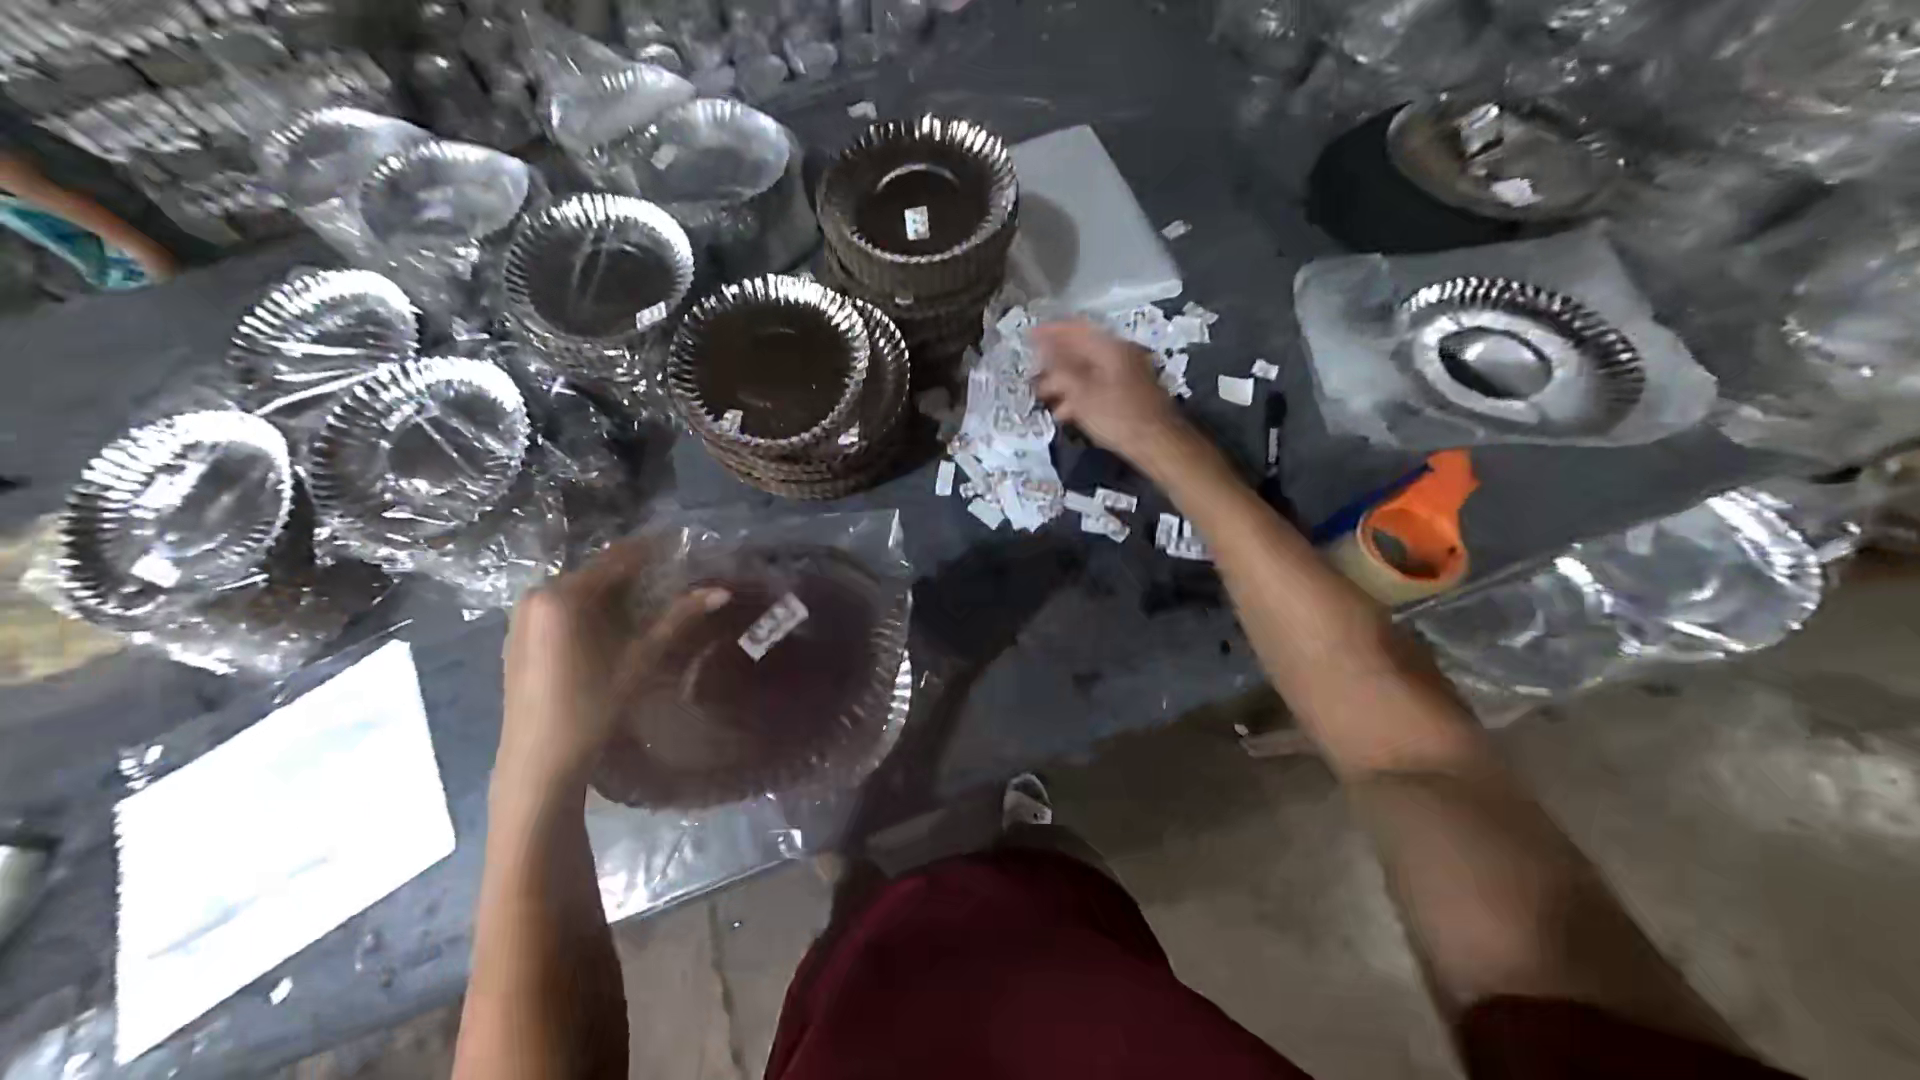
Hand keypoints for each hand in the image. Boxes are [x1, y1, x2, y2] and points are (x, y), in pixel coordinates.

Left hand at [498, 540, 729, 798]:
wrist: (538, 761)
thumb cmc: (592, 708)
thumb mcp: (640, 659)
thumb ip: (678, 619)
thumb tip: (721, 591)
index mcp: (563, 596)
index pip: (617, 558)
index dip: (653, 548)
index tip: (683, 543)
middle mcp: (537, 594)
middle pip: (597, 571)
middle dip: (635, 571)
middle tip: (673, 574)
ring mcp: (522, 615)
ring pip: (580, 588)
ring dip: (614, 589)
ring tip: (651, 597)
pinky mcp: (519, 635)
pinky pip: (562, 606)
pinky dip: (591, 606)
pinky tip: (615, 623)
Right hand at [1032, 320, 1188, 463]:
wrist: (1158, 442)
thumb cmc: (1117, 416)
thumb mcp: (1081, 393)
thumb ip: (1059, 369)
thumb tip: (1042, 350)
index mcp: (1109, 348)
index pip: (1075, 329)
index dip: (1050, 331)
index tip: (1029, 335)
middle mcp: (1119, 354)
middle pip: (1081, 350)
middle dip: (1054, 360)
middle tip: (1033, 370)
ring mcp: (1126, 373)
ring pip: (1088, 370)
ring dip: (1064, 380)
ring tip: (1043, 395)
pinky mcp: (1128, 393)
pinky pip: (1097, 385)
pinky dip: (1078, 394)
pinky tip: (1064, 410)